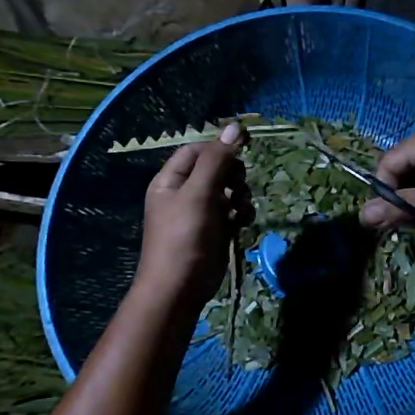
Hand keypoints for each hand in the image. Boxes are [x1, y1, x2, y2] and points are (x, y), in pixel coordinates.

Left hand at [136, 124, 251, 307]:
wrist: (180, 288)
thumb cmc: (184, 237)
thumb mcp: (200, 193)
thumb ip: (218, 160)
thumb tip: (235, 126)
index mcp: (171, 180)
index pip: (196, 150)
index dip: (218, 148)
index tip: (244, 148)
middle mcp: (184, 193)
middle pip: (215, 169)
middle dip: (233, 174)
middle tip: (238, 185)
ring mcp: (200, 213)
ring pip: (228, 190)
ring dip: (241, 195)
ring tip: (242, 209)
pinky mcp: (215, 231)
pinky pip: (232, 212)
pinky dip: (241, 214)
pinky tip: (243, 223)